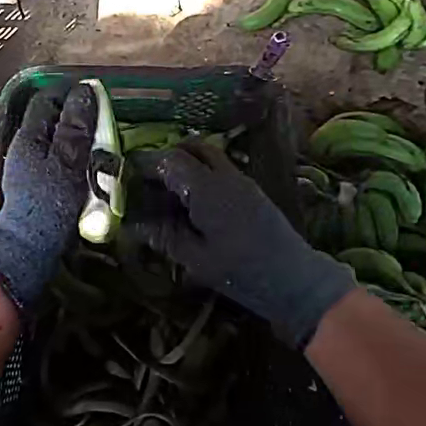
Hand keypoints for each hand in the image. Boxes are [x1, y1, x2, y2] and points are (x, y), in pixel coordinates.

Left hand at [0, 84, 95, 309]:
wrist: (30, 247)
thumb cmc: (49, 203)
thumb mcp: (68, 161)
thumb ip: (76, 127)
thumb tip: (84, 90)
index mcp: (28, 136)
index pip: (47, 100)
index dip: (71, 94)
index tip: (97, 98)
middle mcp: (24, 148)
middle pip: (50, 120)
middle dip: (76, 118)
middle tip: (104, 124)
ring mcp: (27, 167)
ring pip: (55, 141)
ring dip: (77, 140)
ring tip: (102, 146)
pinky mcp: (35, 185)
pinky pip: (56, 161)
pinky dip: (73, 159)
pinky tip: (88, 169)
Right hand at [130, 140, 354, 349]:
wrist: (294, 278)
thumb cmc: (240, 271)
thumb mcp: (196, 259)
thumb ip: (166, 237)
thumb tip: (136, 226)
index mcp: (207, 189)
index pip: (172, 160)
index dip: (149, 163)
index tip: (131, 172)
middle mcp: (226, 176)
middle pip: (195, 147)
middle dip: (170, 155)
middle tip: (152, 175)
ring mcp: (243, 181)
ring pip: (212, 156)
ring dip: (190, 163)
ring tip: (170, 188)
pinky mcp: (253, 192)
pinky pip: (223, 170)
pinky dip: (204, 174)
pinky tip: (195, 200)